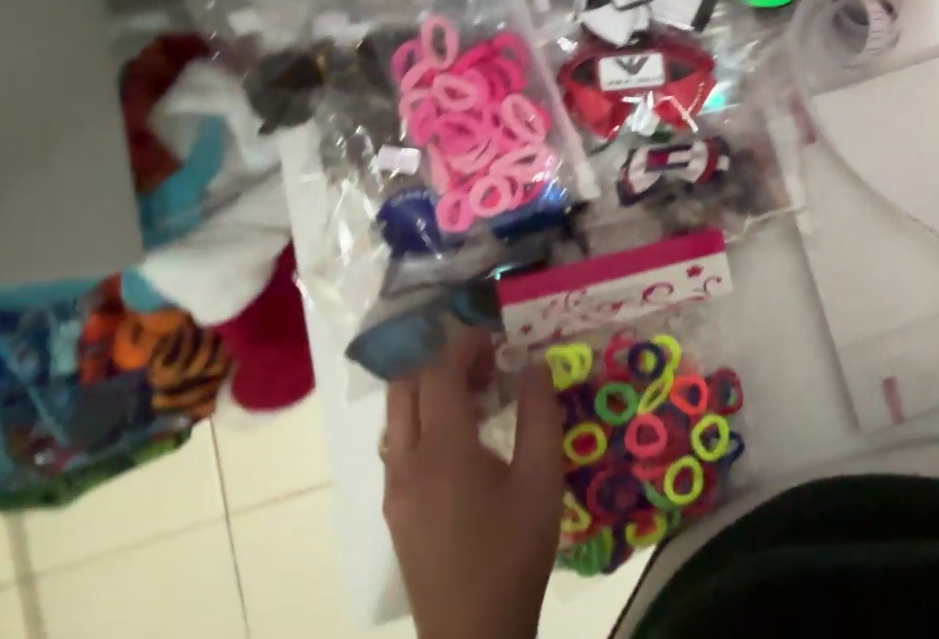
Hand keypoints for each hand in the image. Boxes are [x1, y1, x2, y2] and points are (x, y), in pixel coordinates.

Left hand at [383, 332, 563, 638]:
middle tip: (489, 356)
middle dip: (442, 360)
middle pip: (406, 388)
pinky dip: (427, 418)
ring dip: (432, 389)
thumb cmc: (517, 551)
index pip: (439, 374)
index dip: (465, 343)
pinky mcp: (396, 508)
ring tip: (481, 388)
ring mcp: (395, 487)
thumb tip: (535, 363)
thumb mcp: (543, 479)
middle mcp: (406, 462)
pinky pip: (401, 442)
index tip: (498, 330)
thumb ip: (540, 415)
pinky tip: (467, 433)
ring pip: (399, 416)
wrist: (473, 632)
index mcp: (443, 451)